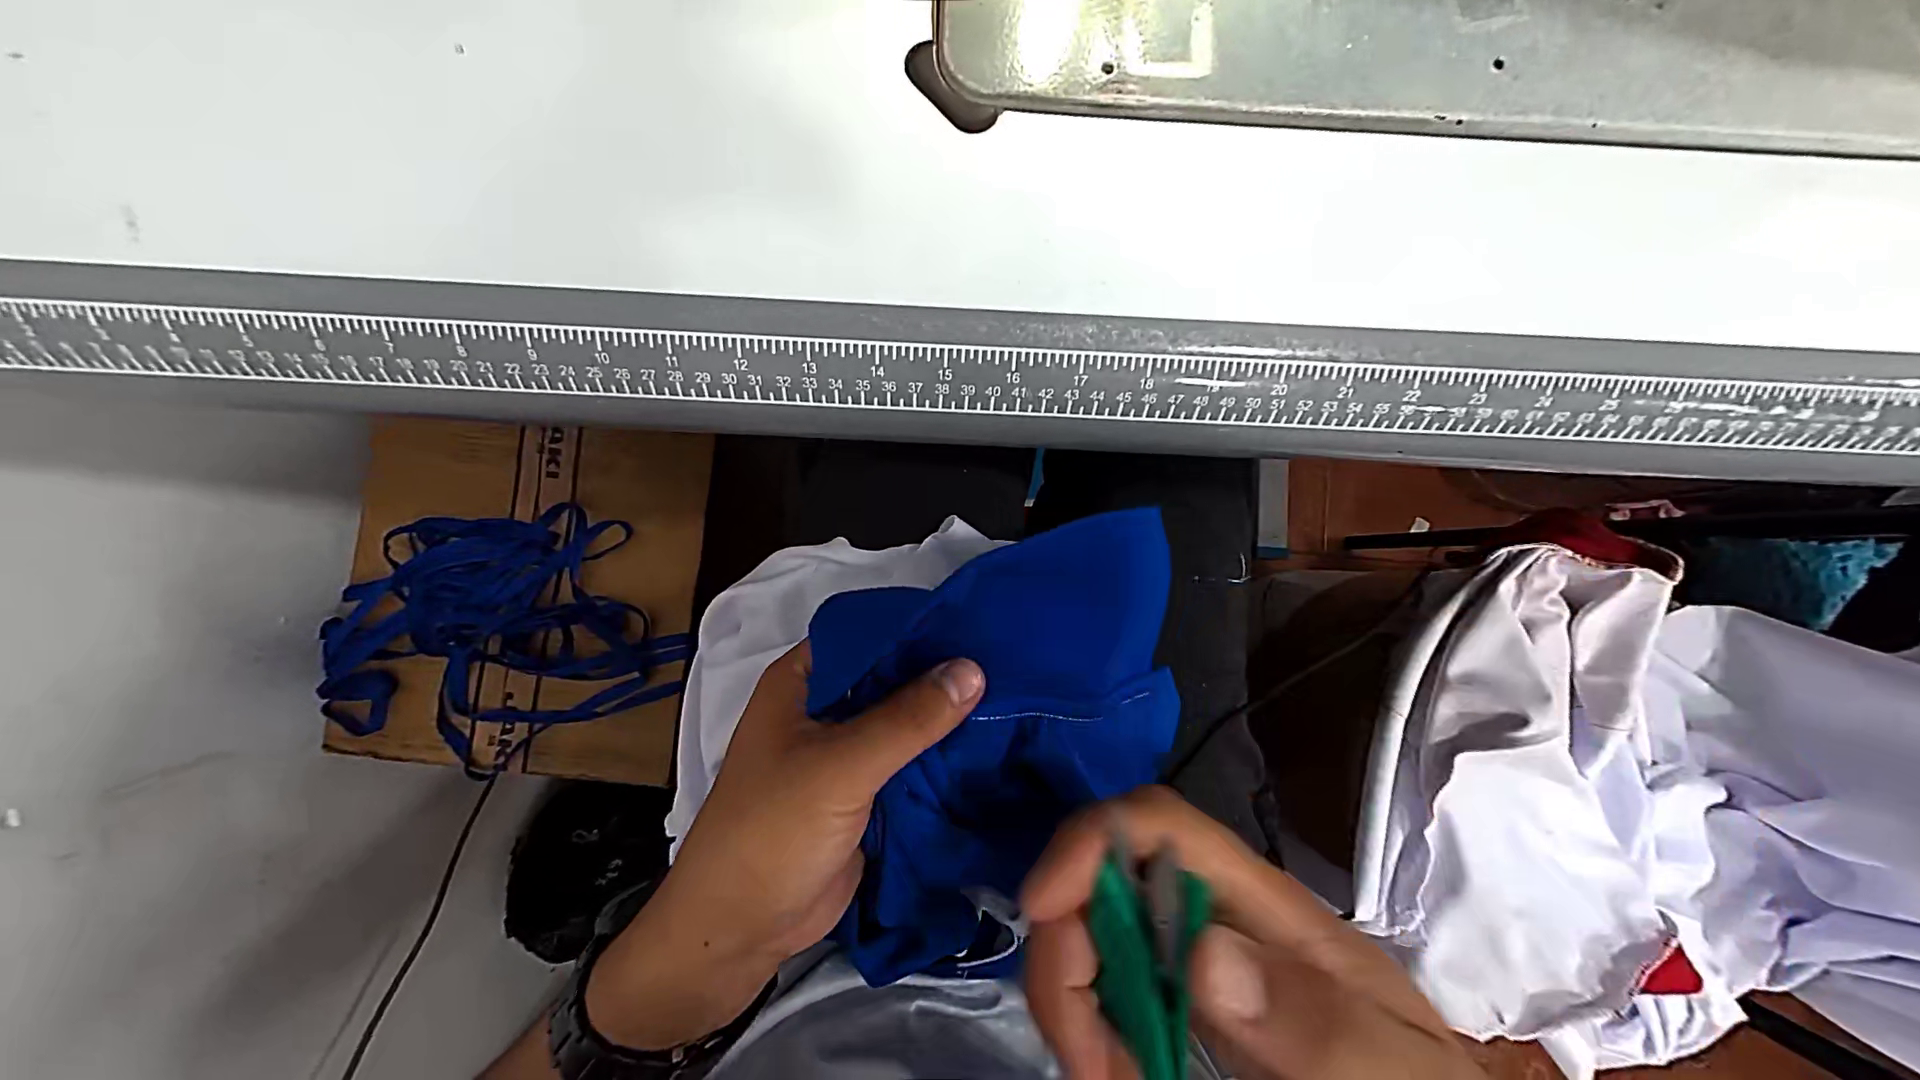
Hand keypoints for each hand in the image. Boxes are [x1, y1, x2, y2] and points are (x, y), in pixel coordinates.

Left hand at [584, 641, 985, 1049]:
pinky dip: (944, 751)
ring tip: (1015, 693)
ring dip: (948, 712)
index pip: (868, 632)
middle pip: (892, 675)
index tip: (976, 622)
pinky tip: (993, 741)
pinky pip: (912, 757)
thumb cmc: (772, 832)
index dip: (917, 626)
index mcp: (803, 680)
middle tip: (1010, 659)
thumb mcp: (839, 767)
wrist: (743, 930)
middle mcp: (826, 705)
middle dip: (941, 671)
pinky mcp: (867, 787)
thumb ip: (906, 719)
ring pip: (906, 717)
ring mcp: (847, 748)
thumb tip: (974, 668)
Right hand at [1022, 787, 1481, 1079]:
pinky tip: (1108, 1069)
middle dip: (1065, 946)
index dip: (1087, 841)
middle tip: (1083, 1059)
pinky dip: (1083, 1019)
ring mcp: (1182, 944)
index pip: (1156, 821)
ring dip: (1068, 992)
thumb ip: (1316, 1021)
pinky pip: (1098, 977)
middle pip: (1099, 873)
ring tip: (1099, 1075)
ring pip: (1086, 924)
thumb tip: (1204, 957)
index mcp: (1258, 898)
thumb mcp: (1393, 1069)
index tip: (1042, 911)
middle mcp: (1206, 903)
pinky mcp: (1168, 985)